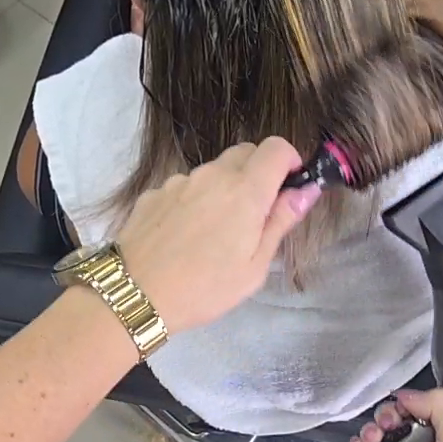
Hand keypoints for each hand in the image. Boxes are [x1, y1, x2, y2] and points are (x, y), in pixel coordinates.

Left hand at [115, 137, 320, 333]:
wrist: (136, 293)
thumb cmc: (204, 288)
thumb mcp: (254, 266)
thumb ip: (280, 222)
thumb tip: (307, 189)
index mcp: (245, 191)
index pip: (276, 148)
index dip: (289, 161)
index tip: (289, 187)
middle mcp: (212, 175)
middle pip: (245, 152)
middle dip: (258, 172)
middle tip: (255, 214)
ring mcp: (179, 181)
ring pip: (213, 171)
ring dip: (224, 188)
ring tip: (215, 233)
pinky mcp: (154, 193)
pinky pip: (184, 187)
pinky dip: (194, 201)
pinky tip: (184, 236)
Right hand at [349, 388, 442, 441]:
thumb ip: (441, 405)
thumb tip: (404, 396)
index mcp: (440, 439)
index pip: (418, 409)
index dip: (407, 404)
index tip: (402, 410)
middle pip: (391, 419)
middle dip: (384, 416)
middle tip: (386, 427)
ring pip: (372, 434)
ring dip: (368, 431)